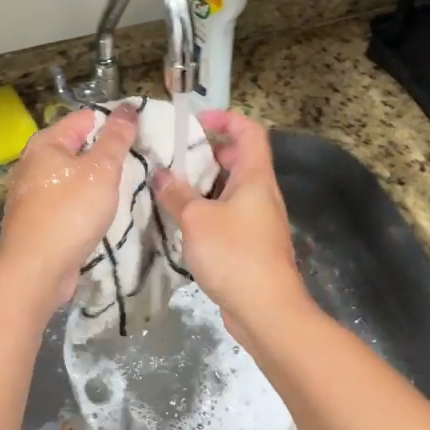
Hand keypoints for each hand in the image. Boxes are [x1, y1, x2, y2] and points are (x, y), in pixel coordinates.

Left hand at [0, 104, 138, 311]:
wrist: (35, 271)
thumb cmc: (69, 213)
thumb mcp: (101, 171)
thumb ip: (116, 138)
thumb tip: (128, 107)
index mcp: (46, 142)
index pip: (86, 118)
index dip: (114, 124)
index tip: (141, 140)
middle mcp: (34, 162)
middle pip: (78, 147)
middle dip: (106, 155)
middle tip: (136, 168)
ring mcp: (32, 192)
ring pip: (73, 176)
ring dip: (96, 182)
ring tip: (123, 192)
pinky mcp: (36, 218)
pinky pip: (66, 200)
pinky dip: (83, 203)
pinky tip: (100, 215)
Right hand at [155, 110, 310, 340]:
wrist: (268, 311)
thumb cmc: (235, 255)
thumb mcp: (196, 220)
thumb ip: (176, 194)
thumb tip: (161, 174)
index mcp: (255, 177)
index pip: (249, 131)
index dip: (225, 118)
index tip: (197, 121)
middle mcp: (261, 194)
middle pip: (239, 159)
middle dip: (207, 154)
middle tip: (177, 159)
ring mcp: (258, 221)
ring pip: (230, 190)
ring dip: (203, 186)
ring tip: (171, 190)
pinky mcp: (251, 245)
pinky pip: (228, 215)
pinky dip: (207, 212)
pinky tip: (182, 224)